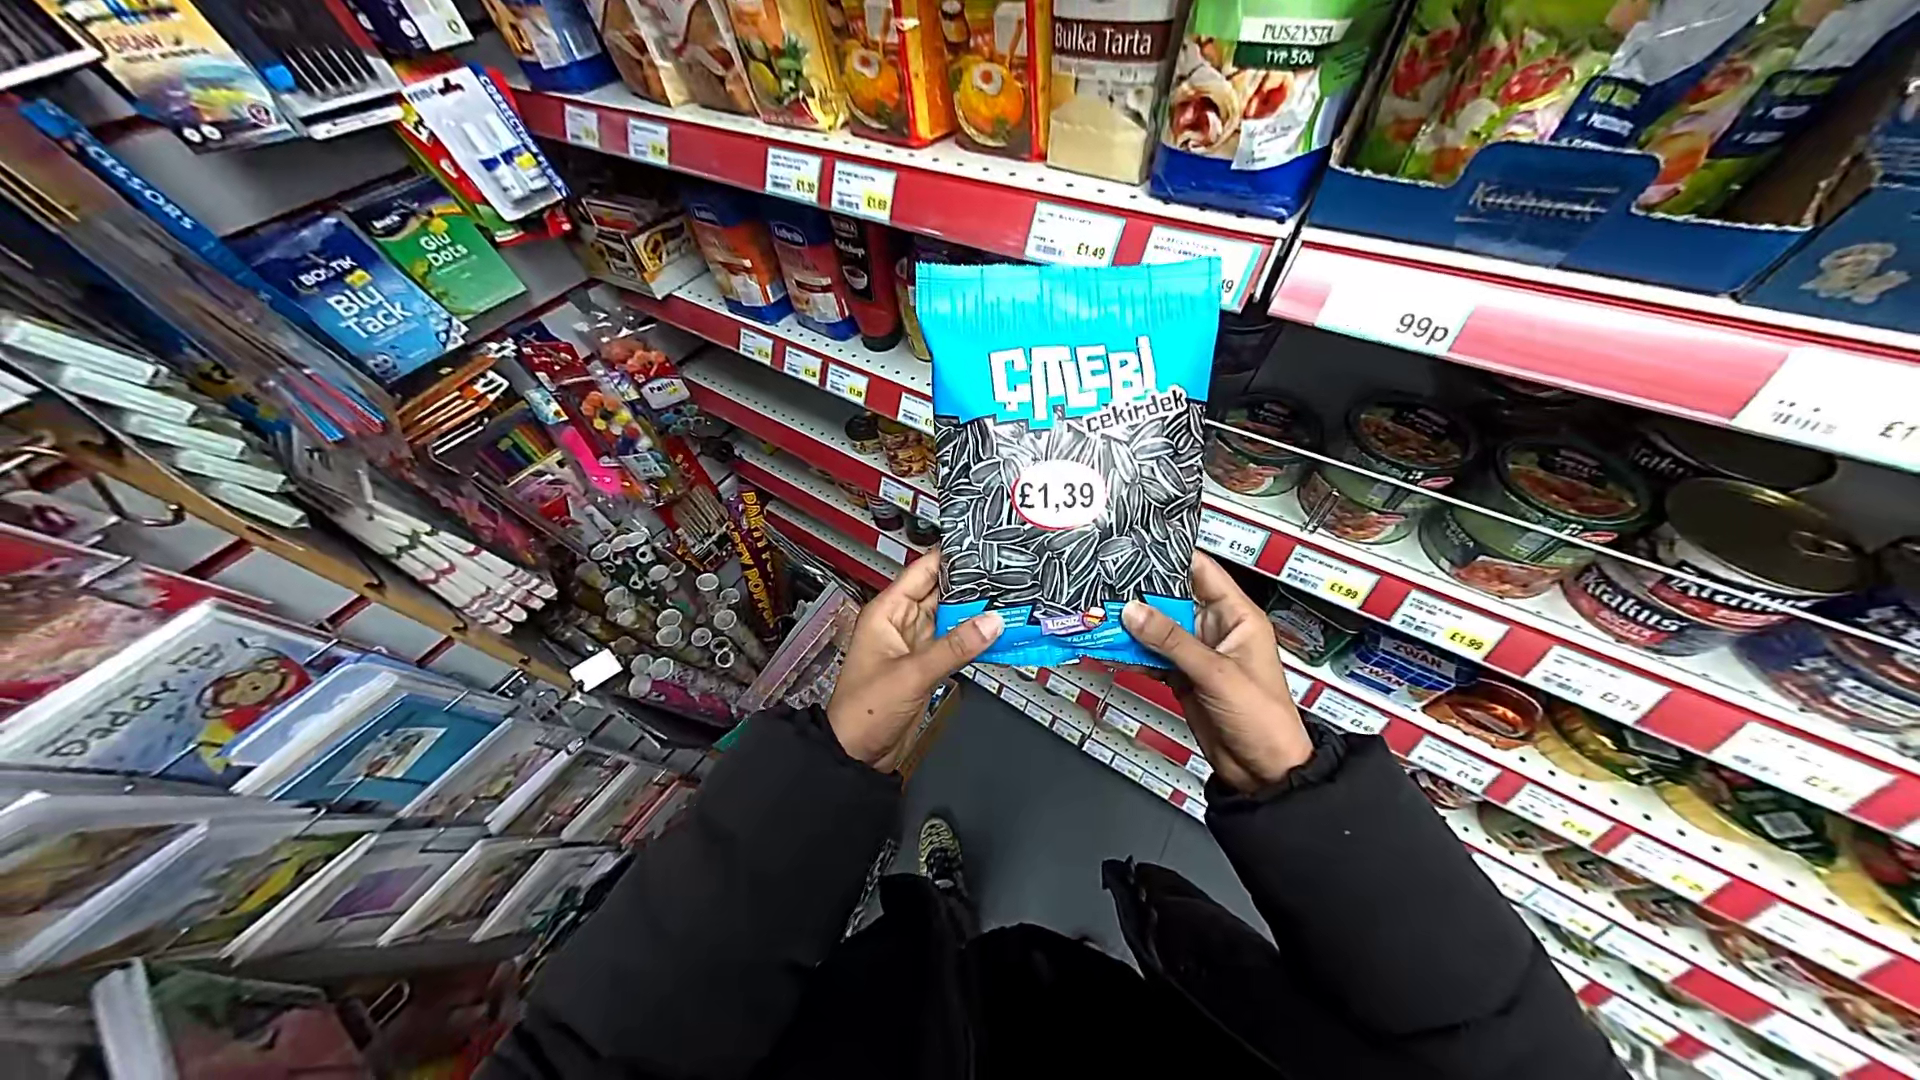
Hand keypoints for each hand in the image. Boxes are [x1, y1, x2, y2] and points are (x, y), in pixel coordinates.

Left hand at [827, 549, 1003, 771]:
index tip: (982, 546)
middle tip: (1008, 574)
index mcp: (888, 611)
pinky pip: (956, 642)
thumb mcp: (912, 673)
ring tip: (1010, 600)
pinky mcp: (928, 663)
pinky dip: (974, 638)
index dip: (951, 556)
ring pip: (952, 617)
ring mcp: (917, 642)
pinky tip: (997, 633)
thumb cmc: (864, 710)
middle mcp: (903, 622)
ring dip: (977, 612)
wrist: (858, 754)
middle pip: (942, 592)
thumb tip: (991, 623)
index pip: (923, 571)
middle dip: (973, 584)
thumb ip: (954, 647)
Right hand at [1122, 552, 1312, 792]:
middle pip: (1171, 599)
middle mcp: (1214, 629)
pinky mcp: (1180, 675)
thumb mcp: (1217, 674)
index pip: (1202, 572)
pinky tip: (1110, 646)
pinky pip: (1151, 655)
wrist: (1263, 773)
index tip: (1139, 545)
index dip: (1172, 555)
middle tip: (1105, 581)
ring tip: (1099, 612)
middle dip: (1140, 593)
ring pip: (1156, 628)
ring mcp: (1195, 653)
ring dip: (1131, 624)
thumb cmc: (1264, 720)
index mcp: (1237, 617)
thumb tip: (1134, 611)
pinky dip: (1131, 651)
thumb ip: (1173, 641)